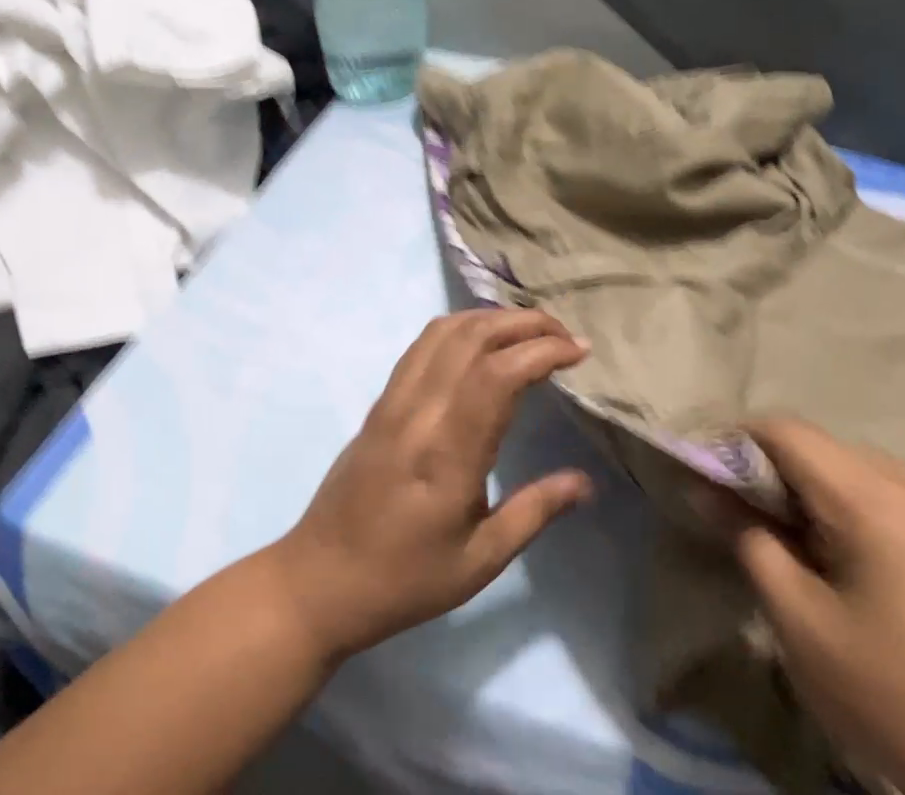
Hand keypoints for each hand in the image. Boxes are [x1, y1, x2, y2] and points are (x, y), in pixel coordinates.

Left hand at [271, 310, 593, 660]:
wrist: (318, 584)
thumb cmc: (405, 580)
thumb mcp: (480, 560)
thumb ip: (535, 511)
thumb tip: (586, 482)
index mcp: (447, 452)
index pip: (498, 373)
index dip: (542, 350)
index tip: (580, 352)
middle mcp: (418, 414)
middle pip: (472, 336)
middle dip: (525, 323)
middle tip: (566, 338)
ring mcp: (392, 404)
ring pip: (442, 332)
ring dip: (492, 320)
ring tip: (531, 334)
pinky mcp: (378, 406)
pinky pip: (420, 347)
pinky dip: (460, 330)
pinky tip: (482, 346)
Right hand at [725, 419, 904, 794]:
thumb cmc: (880, 688)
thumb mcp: (798, 619)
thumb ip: (748, 540)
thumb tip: (703, 489)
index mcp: (874, 500)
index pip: (789, 433)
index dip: (735, 442)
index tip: (697, 471)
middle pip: (815, 446)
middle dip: (763, 469)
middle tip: (722, 508)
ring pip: (839, 465)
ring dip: (794, 488)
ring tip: (761, 530)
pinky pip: (867, 489)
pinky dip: (827, 504)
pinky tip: (810, 545)